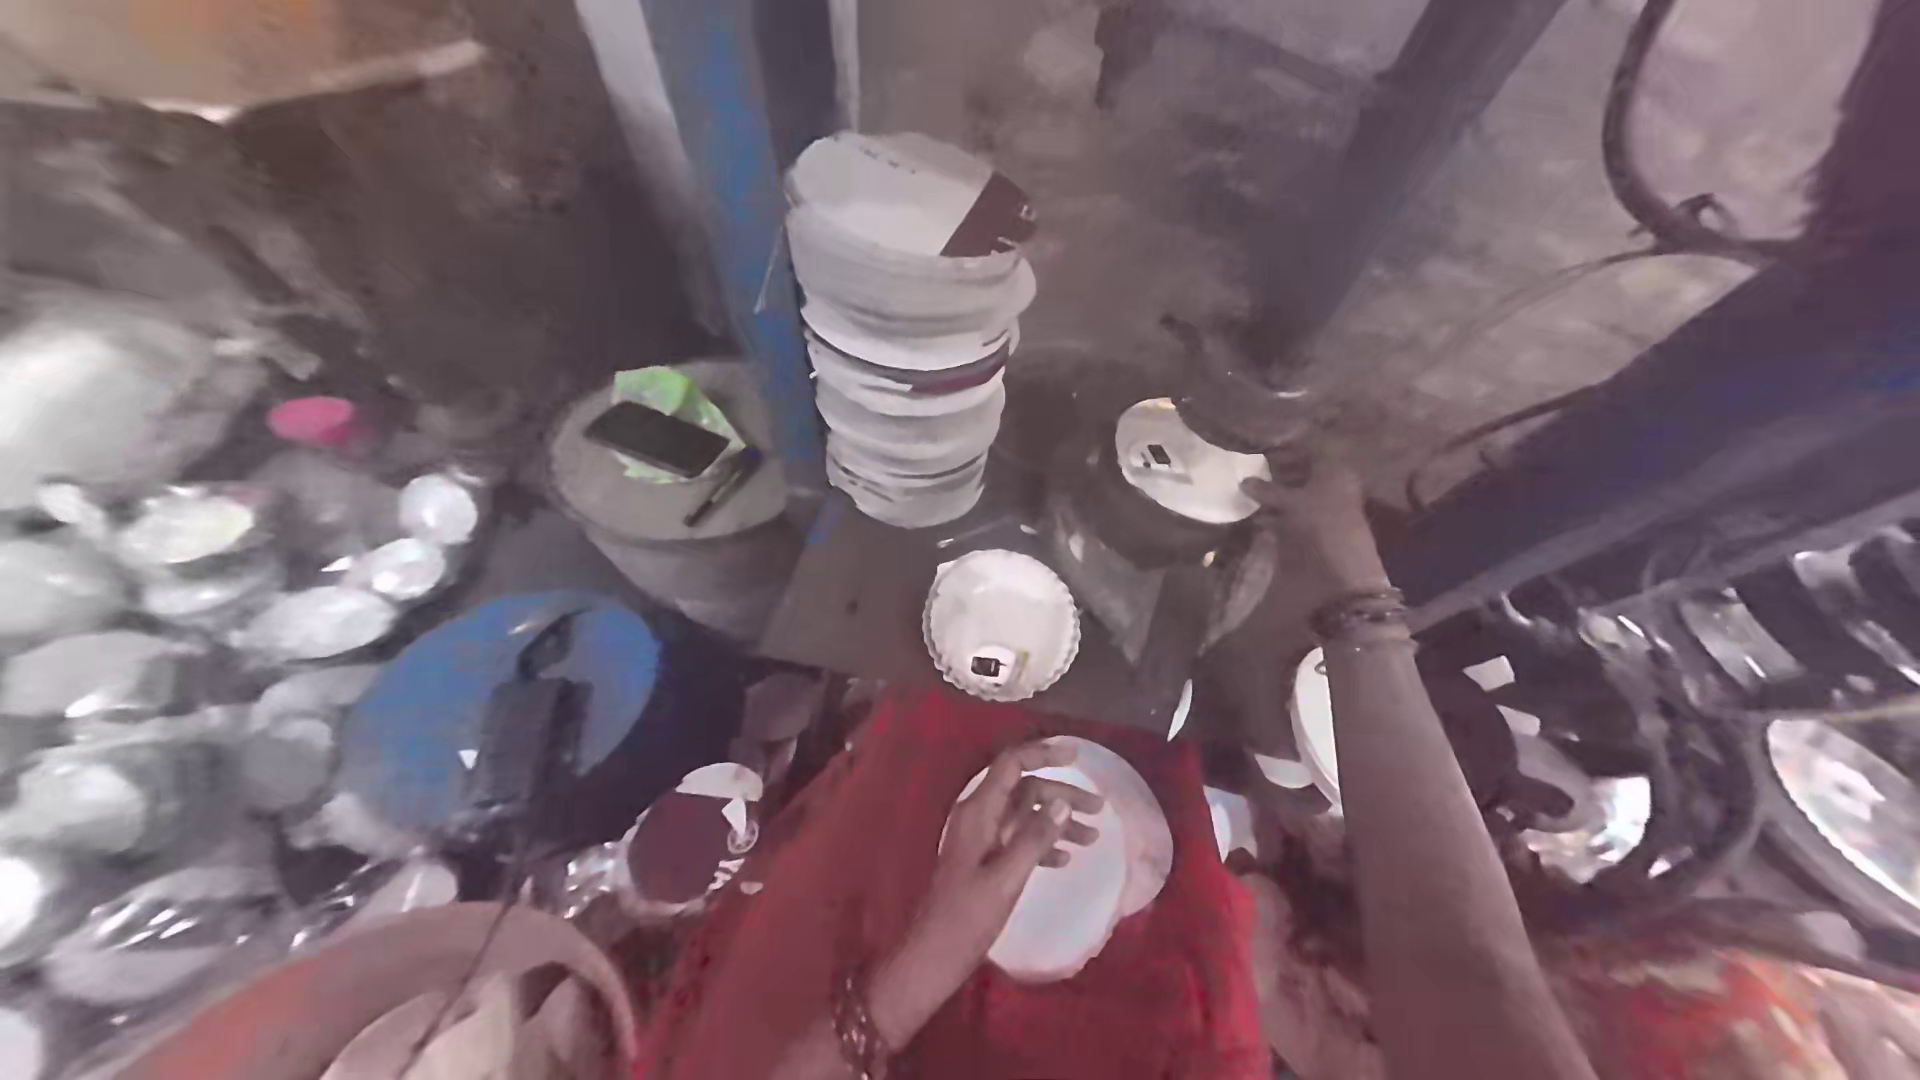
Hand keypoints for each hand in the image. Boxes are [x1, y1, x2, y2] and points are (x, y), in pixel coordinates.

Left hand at [866, 741, 1102, 1046]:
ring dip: (1057, 821)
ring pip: (1024, 814)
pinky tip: (1064, 859)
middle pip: (1024, 789)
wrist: (933, 956)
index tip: (1076, 755)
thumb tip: (1061, 802)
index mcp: (979, 810)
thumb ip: (1034, 837)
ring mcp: (981, 837)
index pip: (1011, 764)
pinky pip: (1017, 838)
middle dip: (1061, 794)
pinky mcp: (984, 858)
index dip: (1042, 754)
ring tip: (1091, 837)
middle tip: (1098, 808)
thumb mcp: (1007, 878)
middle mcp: (978, 815)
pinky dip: (1042, 842)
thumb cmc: (967, 917)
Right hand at [1243, 460, 1391, 594]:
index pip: (1312, 448)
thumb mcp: (1292, 503)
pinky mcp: (1311, 531)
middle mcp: (1332, 487)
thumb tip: (1243, 481)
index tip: (1260, 445)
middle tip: (1248, 468)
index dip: (1287, 446)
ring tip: (1245, 492)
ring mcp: (1321, 510)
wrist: (1340, 575)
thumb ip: (1268, 490)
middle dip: (1275, 470)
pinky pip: (1289, 515)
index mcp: (1335, 472)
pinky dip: (1273, 514)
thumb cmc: (1321, 527)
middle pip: (1302, 471)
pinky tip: (1253, 516)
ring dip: (1271, 494)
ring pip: (1294, 494)